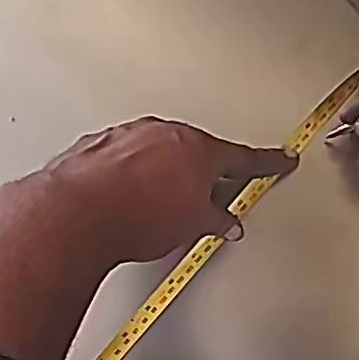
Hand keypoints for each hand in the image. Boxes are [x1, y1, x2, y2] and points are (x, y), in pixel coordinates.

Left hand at [28, 117, 296, 263]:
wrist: (76, 216)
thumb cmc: (132, 217)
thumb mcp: (192, 227)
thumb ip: (216, 220)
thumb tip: (226, 223)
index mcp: (198, 149)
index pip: (244, 158)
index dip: (268, 163)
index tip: (282, 160)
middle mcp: (164, 133)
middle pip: (199, 154)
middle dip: (206, 178)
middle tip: (206, 205)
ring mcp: (130, 135)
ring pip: (162, 155)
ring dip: (167, 179)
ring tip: (158, 212)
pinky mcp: (101, 146)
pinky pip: (130, 160)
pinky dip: (135, 178)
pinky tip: (131, 202)